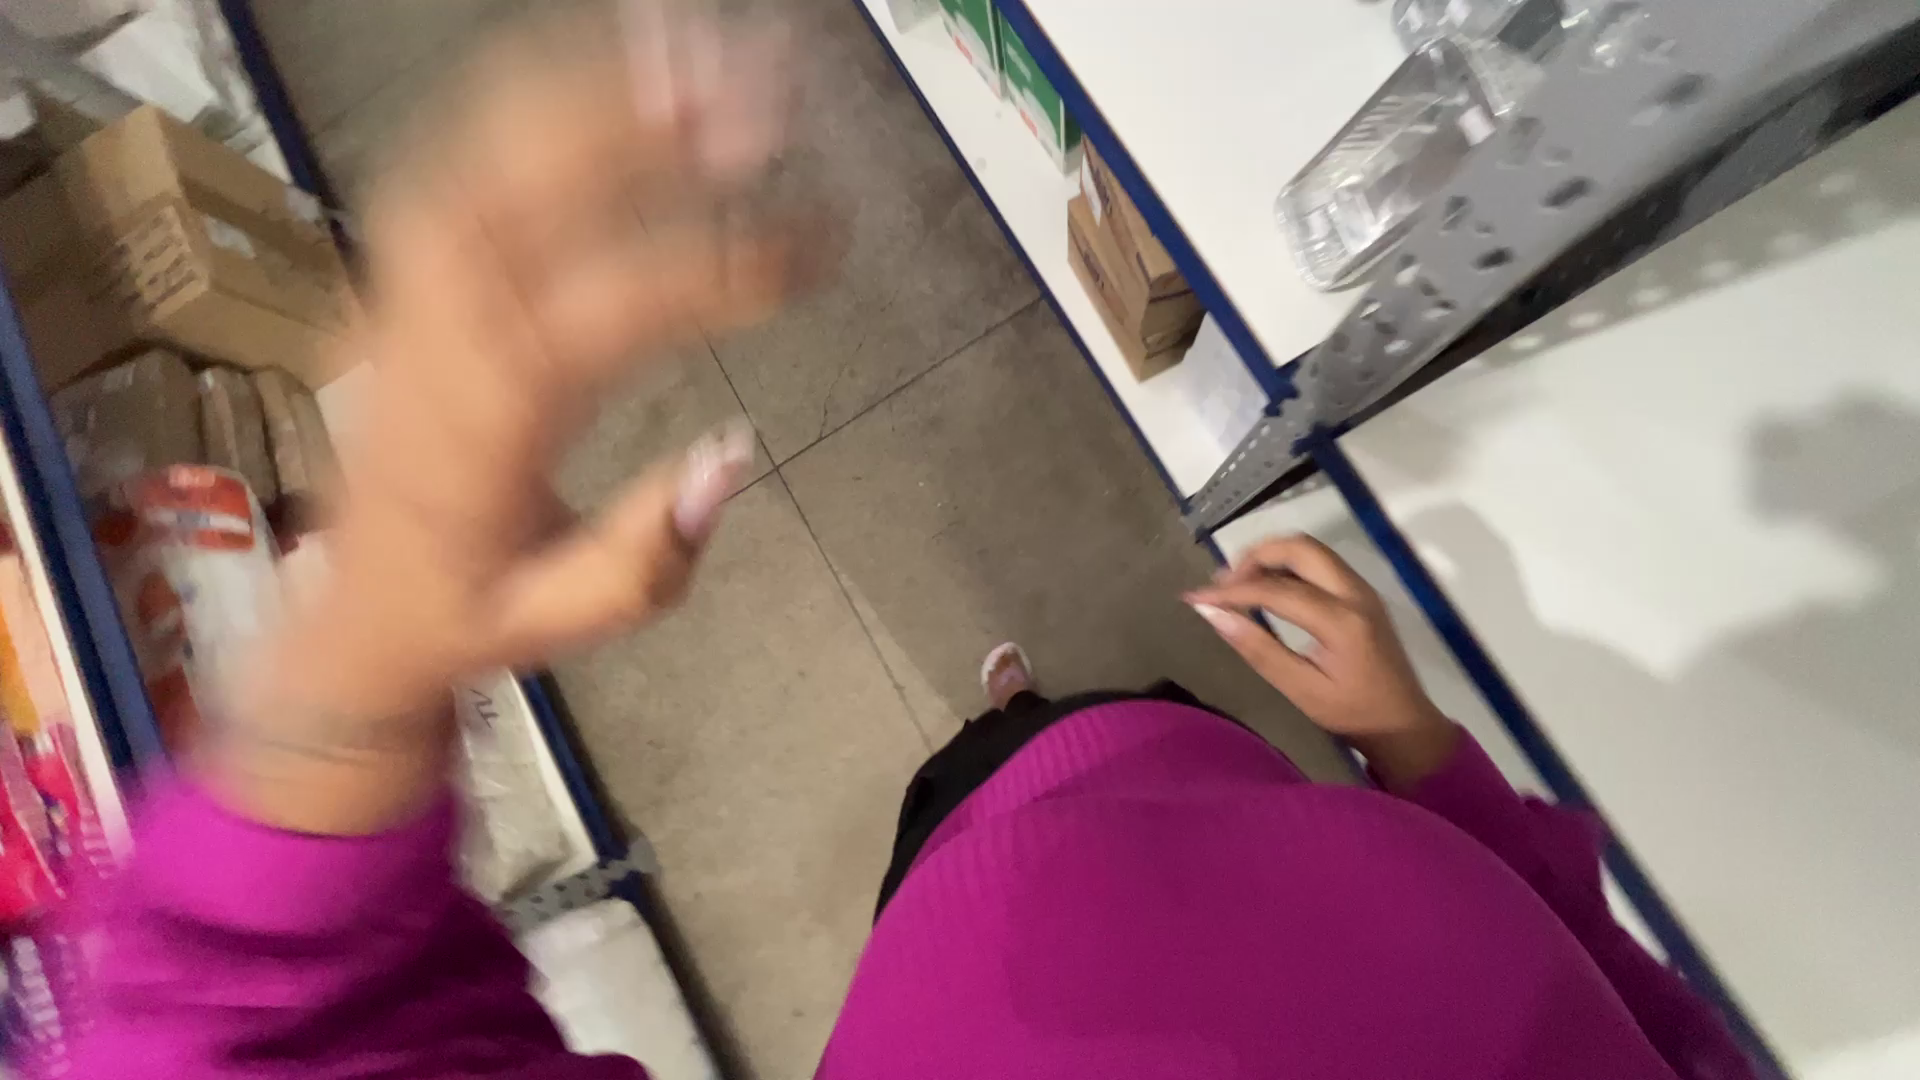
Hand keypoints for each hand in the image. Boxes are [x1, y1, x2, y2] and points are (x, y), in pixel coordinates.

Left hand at [214, 10, 819, 831]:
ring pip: (473, 158)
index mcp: (476, 436)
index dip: (702, 276)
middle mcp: (426, 344)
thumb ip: (653, 548)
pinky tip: (613, 82)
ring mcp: (400, 298)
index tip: (807, 255)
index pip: (592, 324)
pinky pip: (459, 164)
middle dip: (636, 133)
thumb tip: (738, 448)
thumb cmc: (476, 614)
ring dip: (587, 92)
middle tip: (751, 98)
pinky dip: (535, 104)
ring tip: (697, 55)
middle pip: (512, 201)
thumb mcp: (574, 613)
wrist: (355, 610)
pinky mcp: (403, 280)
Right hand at [1184, 535, 1458, 789]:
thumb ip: (1256, 648)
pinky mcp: (1360, 593)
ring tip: (1239, 583)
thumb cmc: (1351, 713)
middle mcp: (1354, 593)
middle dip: (1254, 556)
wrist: (1405, 725)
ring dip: (1270, 557)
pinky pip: (1318, 561)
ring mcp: (1361, 589)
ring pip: (1309, 549)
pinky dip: (1286, 564)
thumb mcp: (1299, 689)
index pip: (1274, 589)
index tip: (1195, 597)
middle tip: (1223, 583)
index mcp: (1341, 621)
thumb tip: (1212, 614)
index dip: (1230, 591)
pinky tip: (1266, 587)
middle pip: (1298, 548)